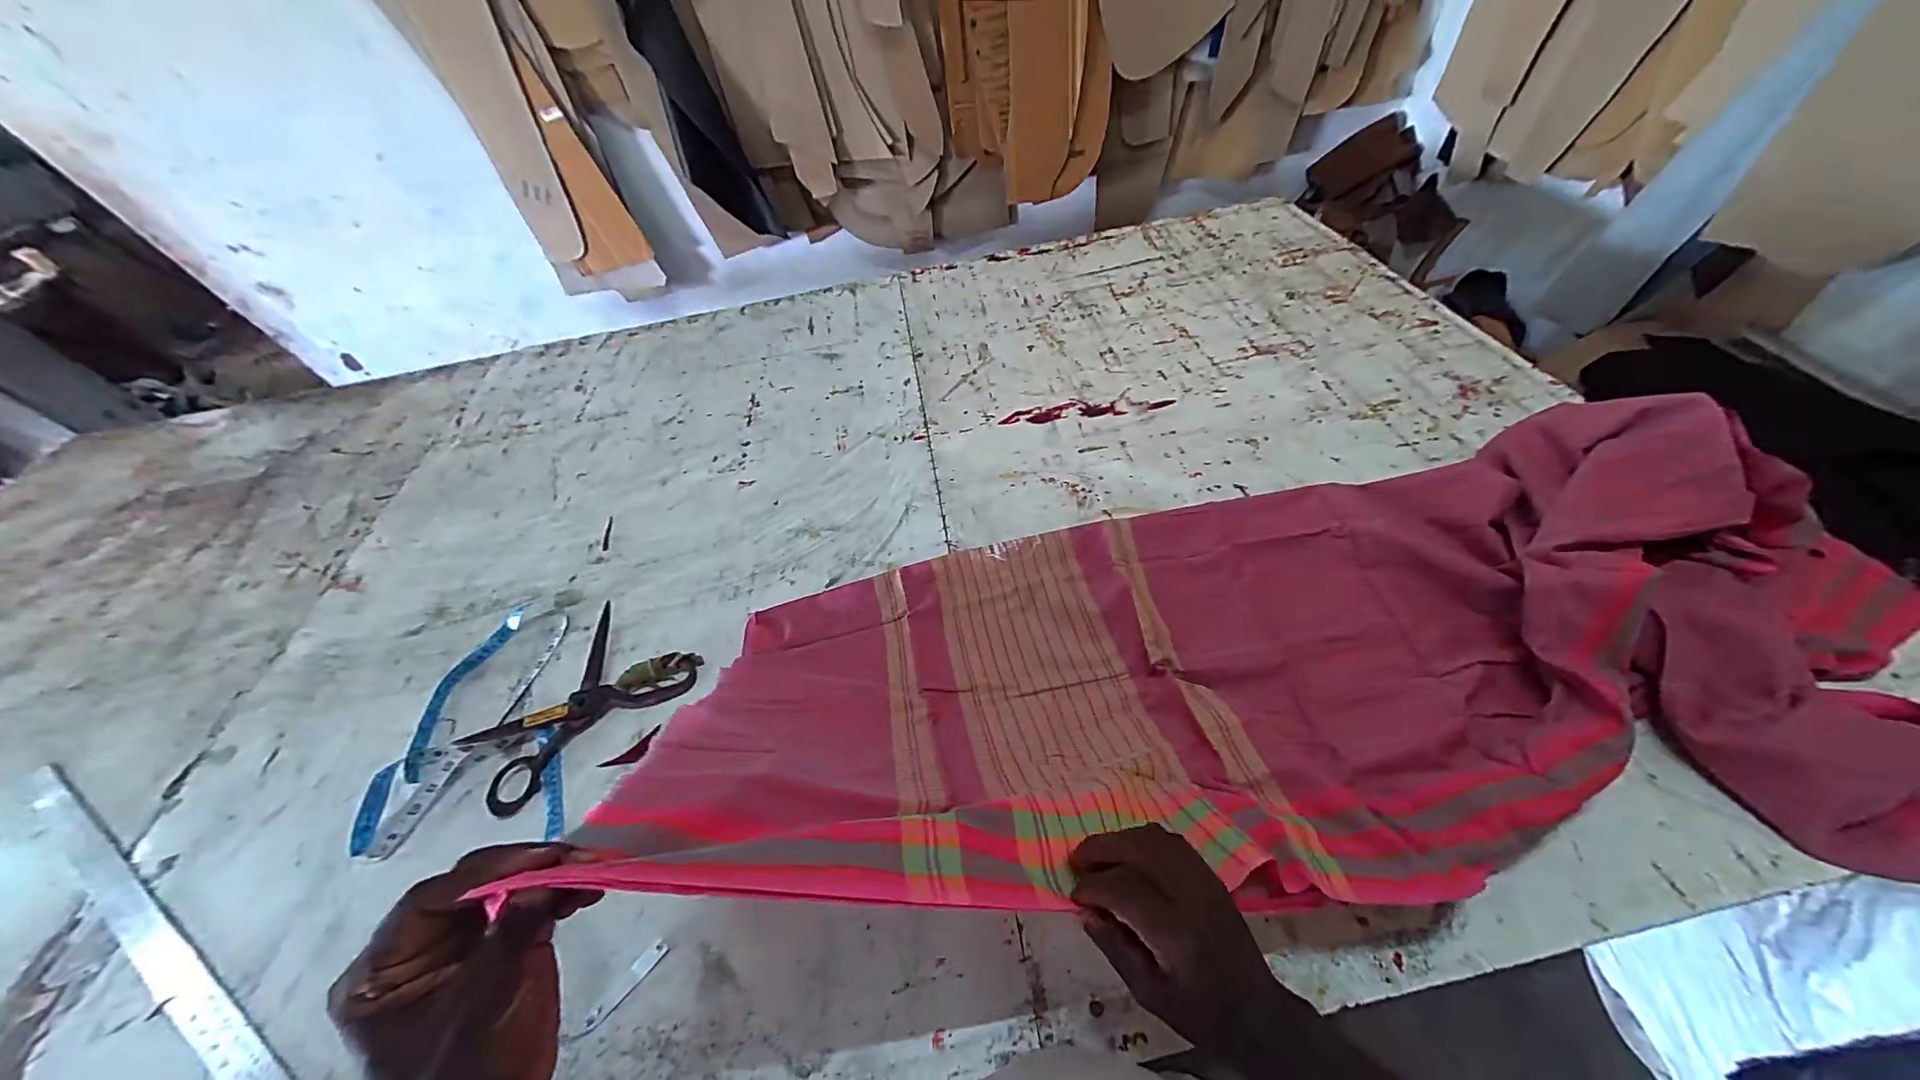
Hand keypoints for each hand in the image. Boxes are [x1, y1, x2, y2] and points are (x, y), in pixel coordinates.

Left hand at [329, 844, 602, 1079]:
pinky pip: (532, 905)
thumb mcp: (478, 1007)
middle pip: (471, 887)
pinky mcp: (506, 942)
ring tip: (588, 869)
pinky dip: (561, 893)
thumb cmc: (466, 1071)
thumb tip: (541, 883)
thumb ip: (508, 940)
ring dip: (550, 875)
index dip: (483, 871)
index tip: (535, 858)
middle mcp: (423, 945)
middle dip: (525, 867)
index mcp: (385, 967)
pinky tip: (585, 891)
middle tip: (569, 857)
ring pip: (506, 888)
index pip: (430, 900)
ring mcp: (467, 942)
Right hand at [1069, 825, 1394, 1078]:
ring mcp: (1205, 880)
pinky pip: (1172, 841)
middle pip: (1140, 849)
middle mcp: (1192, 896)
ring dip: (1121, 840)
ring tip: (1099, 855)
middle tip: (1077, 861)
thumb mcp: (1148, 993)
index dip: (1092, 886)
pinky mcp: (1211, 875)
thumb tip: (1085, 911)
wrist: (1257, 1012)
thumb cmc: (1199, 1011)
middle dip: (1101, 848)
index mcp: (1175, 932)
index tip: (1075, 895)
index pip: (1124, 888)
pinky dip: (1143, 840)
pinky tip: (1129, 854)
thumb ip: (1114, 948)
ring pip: (1156, 838)